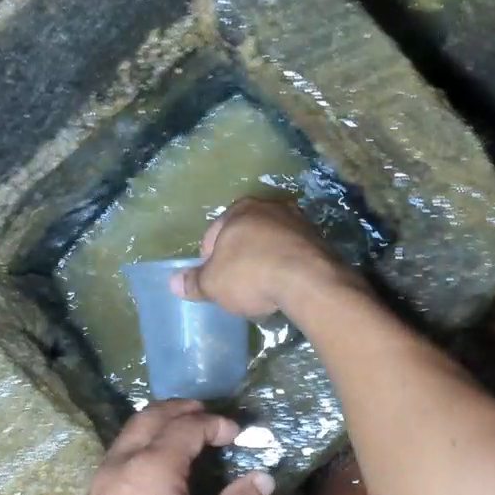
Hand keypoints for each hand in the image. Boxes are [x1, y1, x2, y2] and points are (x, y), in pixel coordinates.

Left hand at [57, 400, 275, 494]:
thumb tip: (261, 478)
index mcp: (153, 469)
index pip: (186, 428)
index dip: (215, 424)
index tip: (238, 434)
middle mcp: (121, 466)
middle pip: (148, 419)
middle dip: (179, 410)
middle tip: (204, 411)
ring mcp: (100, 485)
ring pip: (127, 436)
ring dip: (156, 426)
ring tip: (181, 433)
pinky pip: (117, 457)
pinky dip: (140, 446)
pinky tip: (154, 467)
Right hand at [172, 198, 360, 318]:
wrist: (308, 280)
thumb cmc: (251, 274)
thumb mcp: (214, 283)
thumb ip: (194, 282)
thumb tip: (174, 283)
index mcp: (240, 209)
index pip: (215, 233)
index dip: (209, 258)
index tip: (212, 279)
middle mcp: (270, 207)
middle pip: (246, 235)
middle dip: (240, 256)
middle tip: (236, 284)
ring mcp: (299, 221)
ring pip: (272, 242)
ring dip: (265, 261)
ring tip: (262, 288)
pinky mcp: (320, 240)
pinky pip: (294, 254)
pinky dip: (287, 266)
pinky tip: (284, 287)